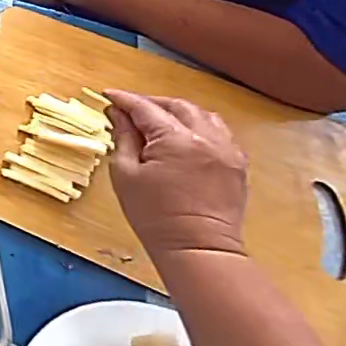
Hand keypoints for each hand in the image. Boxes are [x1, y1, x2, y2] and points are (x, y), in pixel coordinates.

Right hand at [104, 89, 249, 257]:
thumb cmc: (154, 215)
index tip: (108, 96)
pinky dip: (199, 126)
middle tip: (129, 109)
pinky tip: (184, 136)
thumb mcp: (126, 174)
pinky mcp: (236, 165)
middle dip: (151, 103)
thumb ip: (123, 138)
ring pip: (202, 115)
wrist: (198, 250)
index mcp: (176, 140)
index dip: (124, 100)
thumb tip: (118, 114)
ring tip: (158, 120)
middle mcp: (206, 138)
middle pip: (177, 106)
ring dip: (177, 112)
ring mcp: (227, 151)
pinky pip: (219, 132)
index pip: (145, 108)